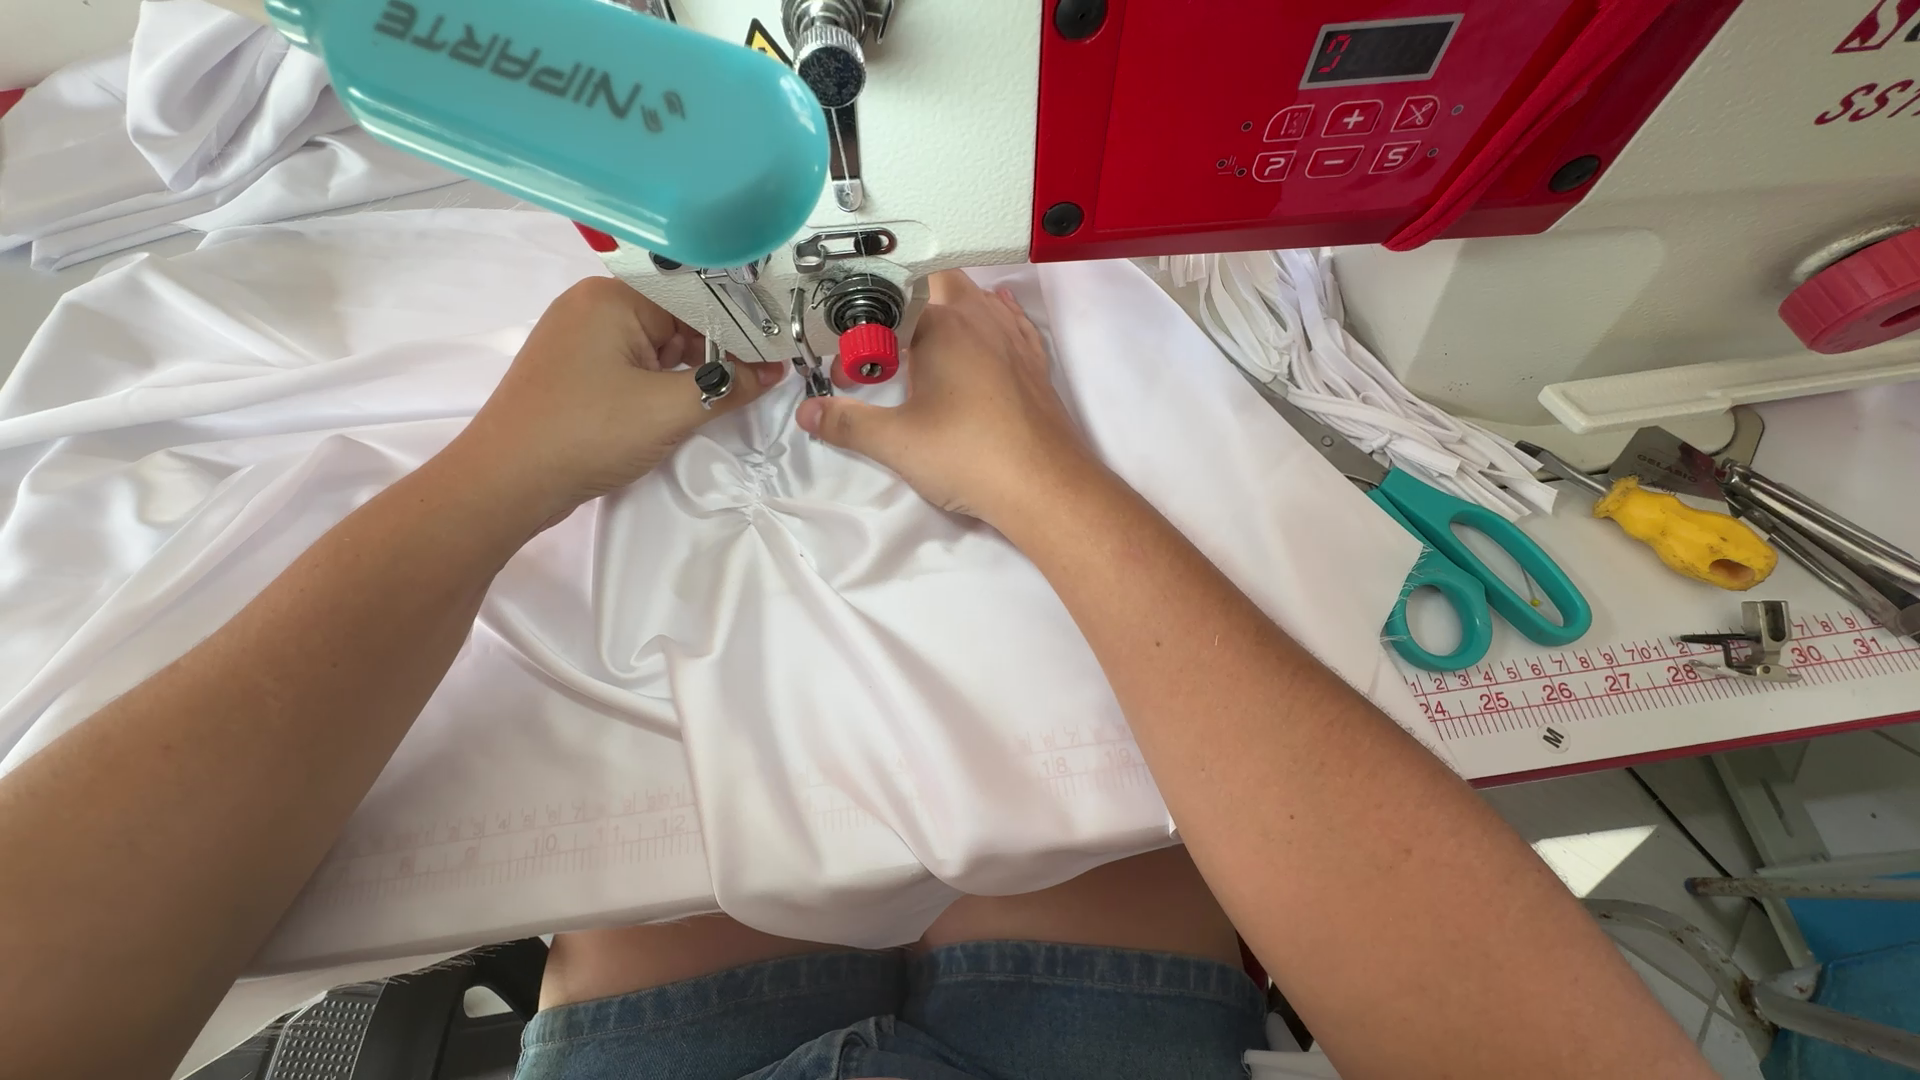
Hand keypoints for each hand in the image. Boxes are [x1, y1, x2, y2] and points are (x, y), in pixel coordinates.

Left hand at [450, 276, 784, 520]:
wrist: (506, 484)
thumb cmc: (588, 433)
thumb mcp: (671, 410)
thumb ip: (729, 386)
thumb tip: (776, 369)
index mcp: (611, 297)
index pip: (694, 296)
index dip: (740, 323)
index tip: (781, 347)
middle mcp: (594, 307)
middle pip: (678, 318)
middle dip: (719, 350)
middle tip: (766, 375)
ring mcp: (582, 341)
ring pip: (659, 346)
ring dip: (693, 371)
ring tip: (736, 392)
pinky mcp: (578, 374)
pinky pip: (637, 367)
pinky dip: (666, 385)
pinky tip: (691, 404)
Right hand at [795, 270, 1098, 521]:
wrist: (1045, 486)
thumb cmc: (969, 456)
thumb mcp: (896, 443)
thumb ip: (847, 423)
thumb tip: (808, 413)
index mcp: (943, 326)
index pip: (891, 305)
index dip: (862, 335)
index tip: (849, 373)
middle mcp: (981, 319)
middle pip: (939, 282)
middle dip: (906, 302)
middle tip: (884, 339)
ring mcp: (1014, 338)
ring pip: (979, 298)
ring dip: (948, 306)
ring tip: (925, 335)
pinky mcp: (1036, 363)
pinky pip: (1012, 321)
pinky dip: (993, 316)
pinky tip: (993, 315)